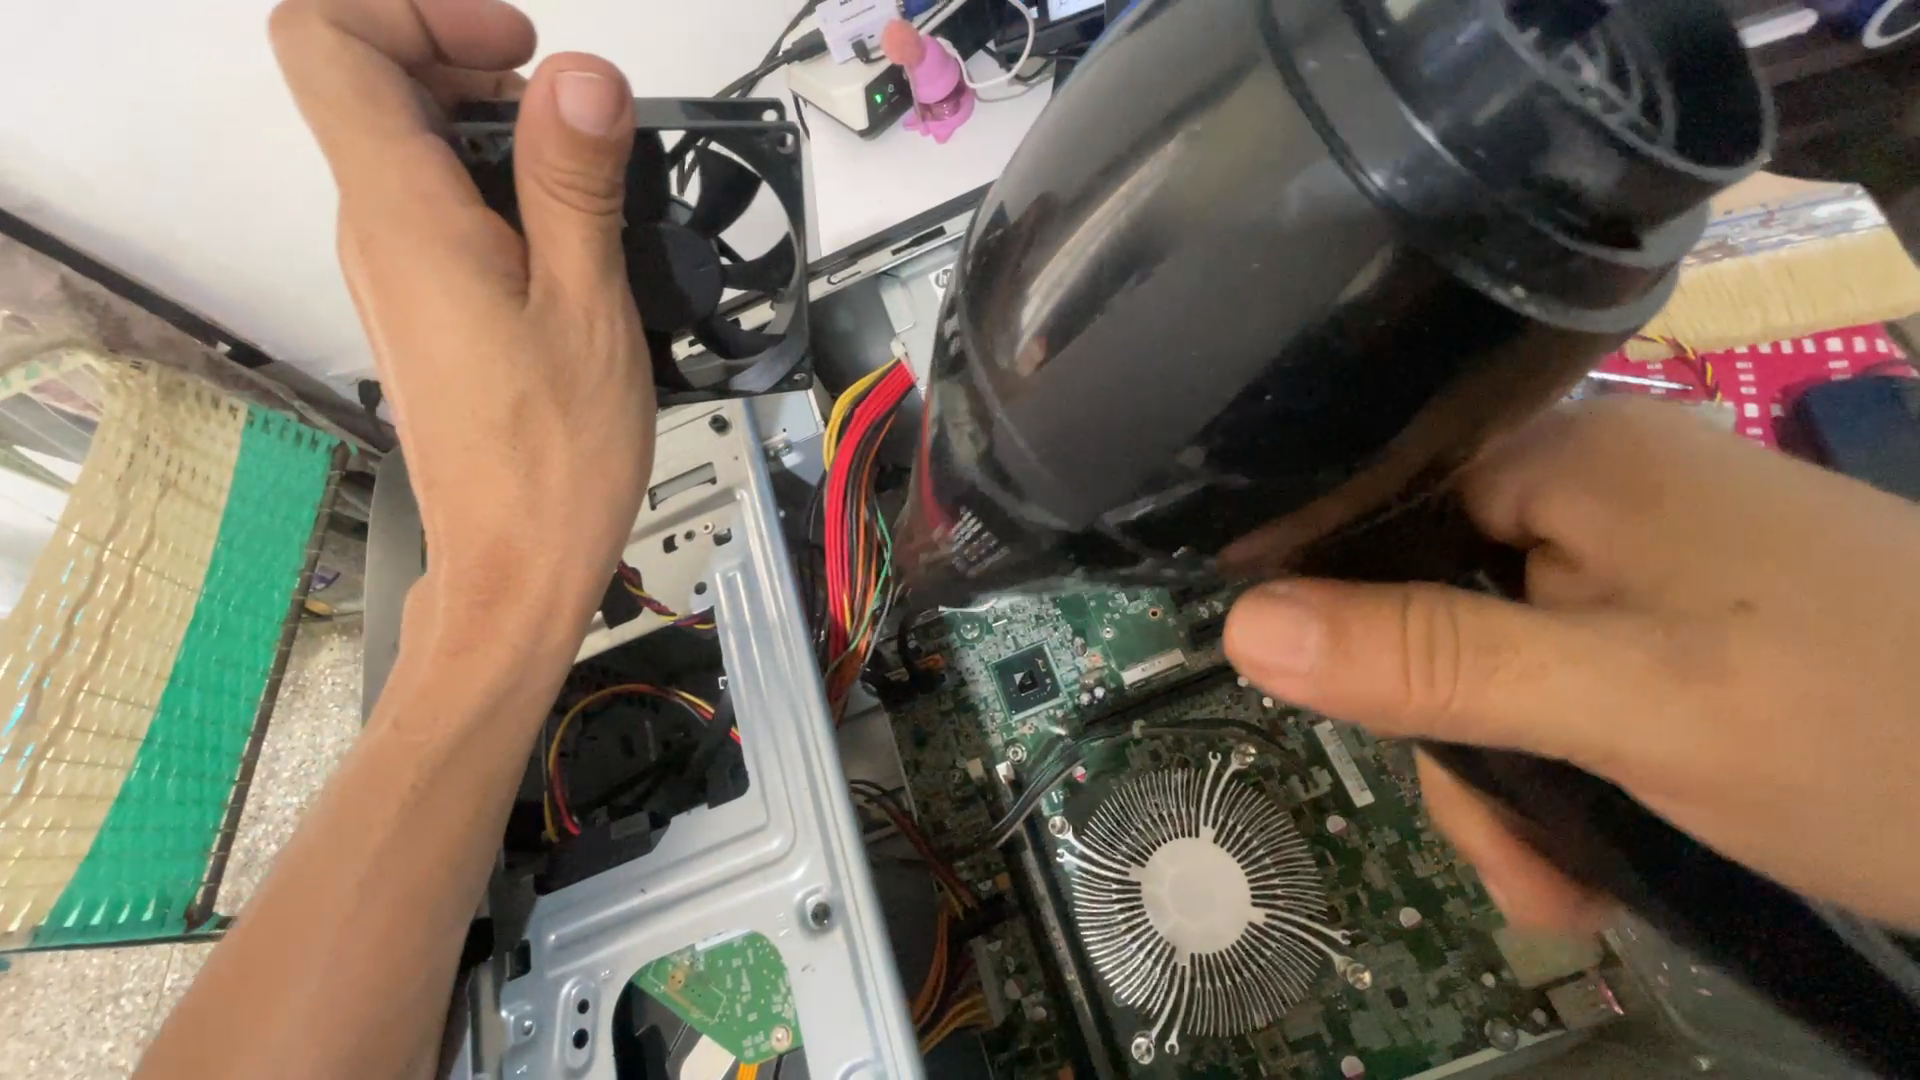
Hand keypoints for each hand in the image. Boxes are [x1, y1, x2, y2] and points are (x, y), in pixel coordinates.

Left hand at [272, 0, 652, 632]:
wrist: (520, 564)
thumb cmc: (560, 451)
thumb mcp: (588, 310)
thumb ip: (575, 188)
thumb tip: (584, 74)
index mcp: (407, 219)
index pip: (331, 42)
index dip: (417, 11)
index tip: (523, 53)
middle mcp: (379, 237)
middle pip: (373, 90)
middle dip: (475, 71)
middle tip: (583, 131)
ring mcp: (399, 282)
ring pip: (416, 160)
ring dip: (502, 144)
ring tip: (597, 198)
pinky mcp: (431, 320)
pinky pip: (445, 222)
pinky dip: (506, 205)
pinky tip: (577, 258)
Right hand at [1224, 397, 1919, 932]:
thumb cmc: (1884, 725)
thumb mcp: (1628, 701)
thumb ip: (1429, 658)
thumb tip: (1244, 628)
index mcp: (1551, 461)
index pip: (1366, 504)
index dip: (1320, 597)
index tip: (1318, 699)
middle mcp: (1569, 491)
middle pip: (1416, 596)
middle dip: (1437, 729)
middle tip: (1495, 843)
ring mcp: (1611, 559)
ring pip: (1472, 654)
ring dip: (1491, 773)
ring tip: (1553, 882)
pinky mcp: (1644, 622)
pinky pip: (1533, 680)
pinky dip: (1539, 770)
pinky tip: (1578, 853)